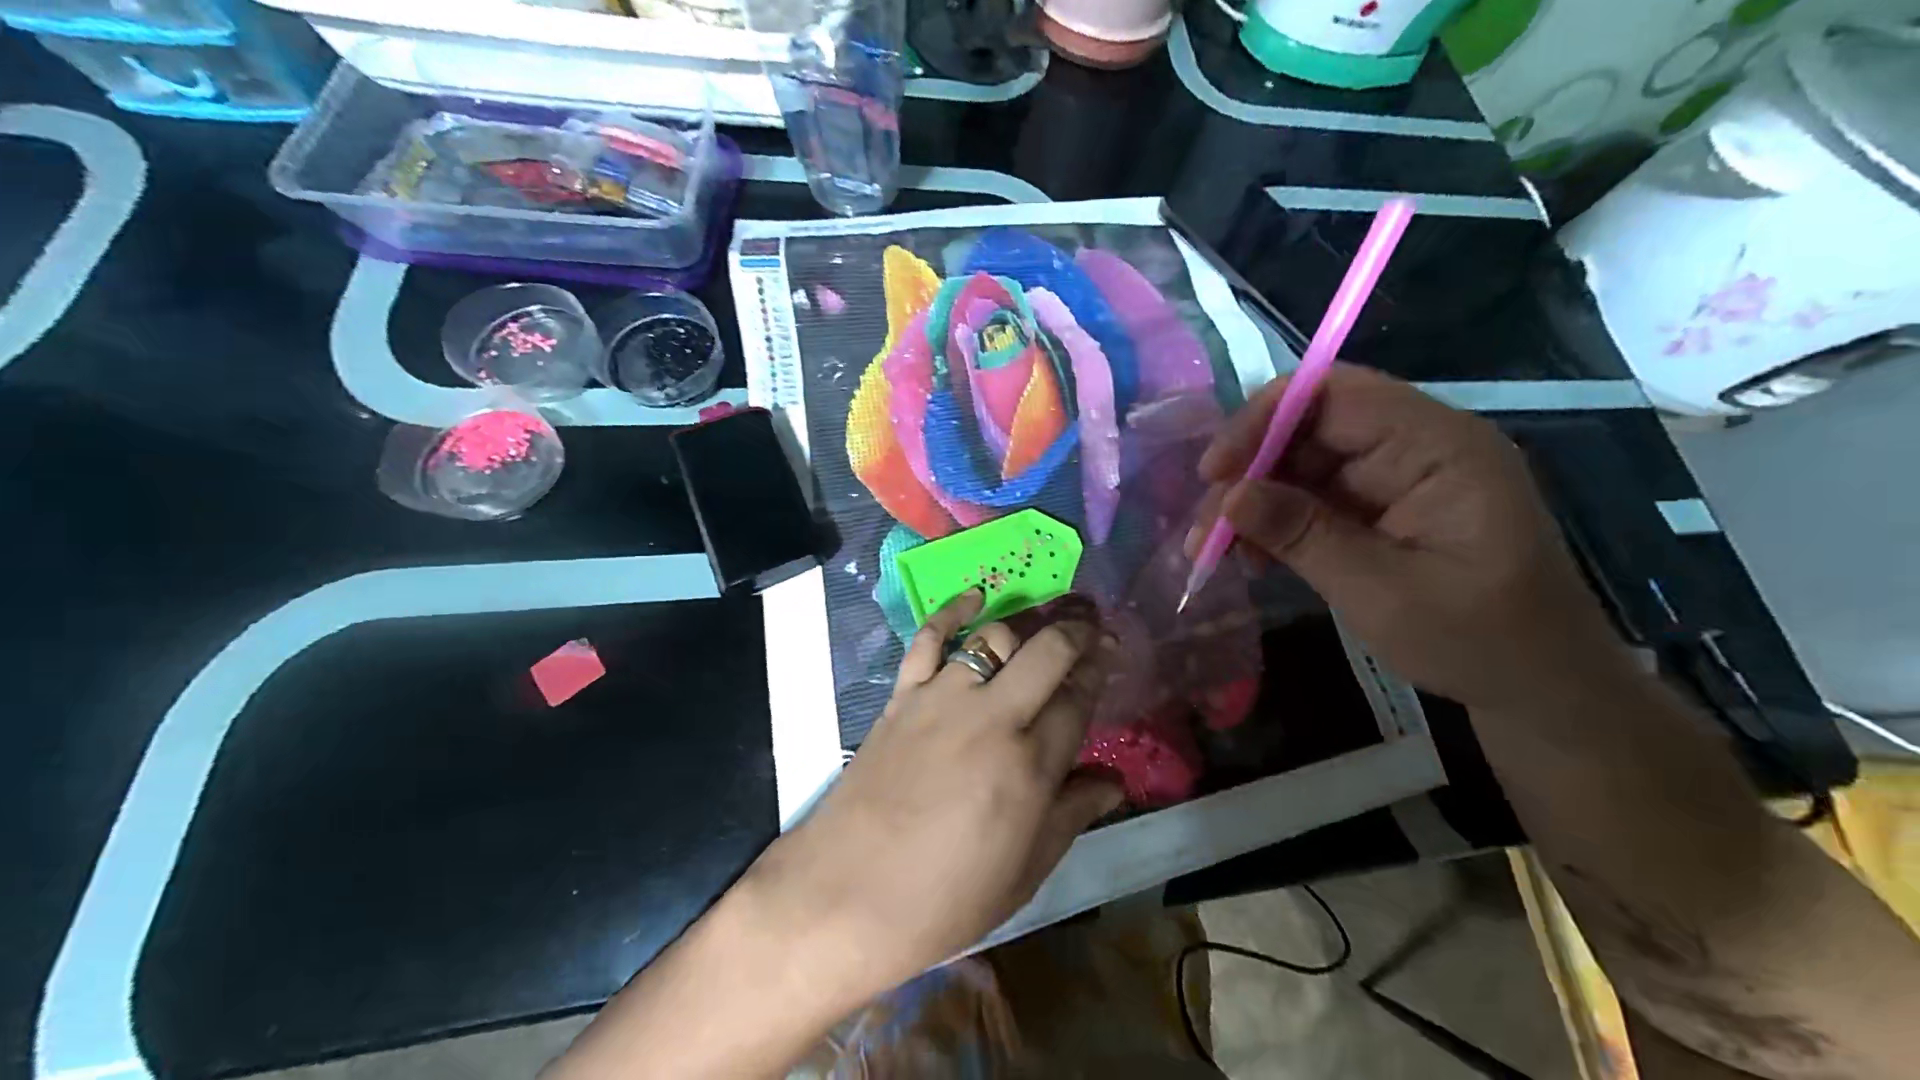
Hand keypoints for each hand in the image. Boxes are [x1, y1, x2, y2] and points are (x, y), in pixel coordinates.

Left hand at [735, 591, 1121, 1005]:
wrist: (845, 895)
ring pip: (994, 638)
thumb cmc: (944, 899)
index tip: (1110, 653)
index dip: (1099, 670)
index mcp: (1030, 766)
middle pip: (1046, 653)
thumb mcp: (1024, 873)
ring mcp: (942, 700)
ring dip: (1026, 622)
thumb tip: (1113, 781)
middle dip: (1077, 631)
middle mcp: (991, 719)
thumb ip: (1071, 815)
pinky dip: (953, 612)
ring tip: (1043, 618)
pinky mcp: (902, 697)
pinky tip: (975, 597)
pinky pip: (929, 639)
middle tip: (1092, 623)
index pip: (1078, 699)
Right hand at [1188, 363, 1632, 710]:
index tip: (1214, 472)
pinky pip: (1311, 498)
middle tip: (1204, 529)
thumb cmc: (1479, 640)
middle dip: (1247, 472)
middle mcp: (1413, 447)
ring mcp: (1394, 478)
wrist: (1541, 689)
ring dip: (1251, 503)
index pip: (1333, 394)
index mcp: (1437, 446)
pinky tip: (1248, 555)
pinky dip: (1273, 522)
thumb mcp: (1382, 591)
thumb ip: (1305, 535)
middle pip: (1307, 428)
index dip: (1263, 420)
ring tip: (1213, 550)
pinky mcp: (1378, 509)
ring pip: (1300, 465)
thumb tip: (1227, 497)